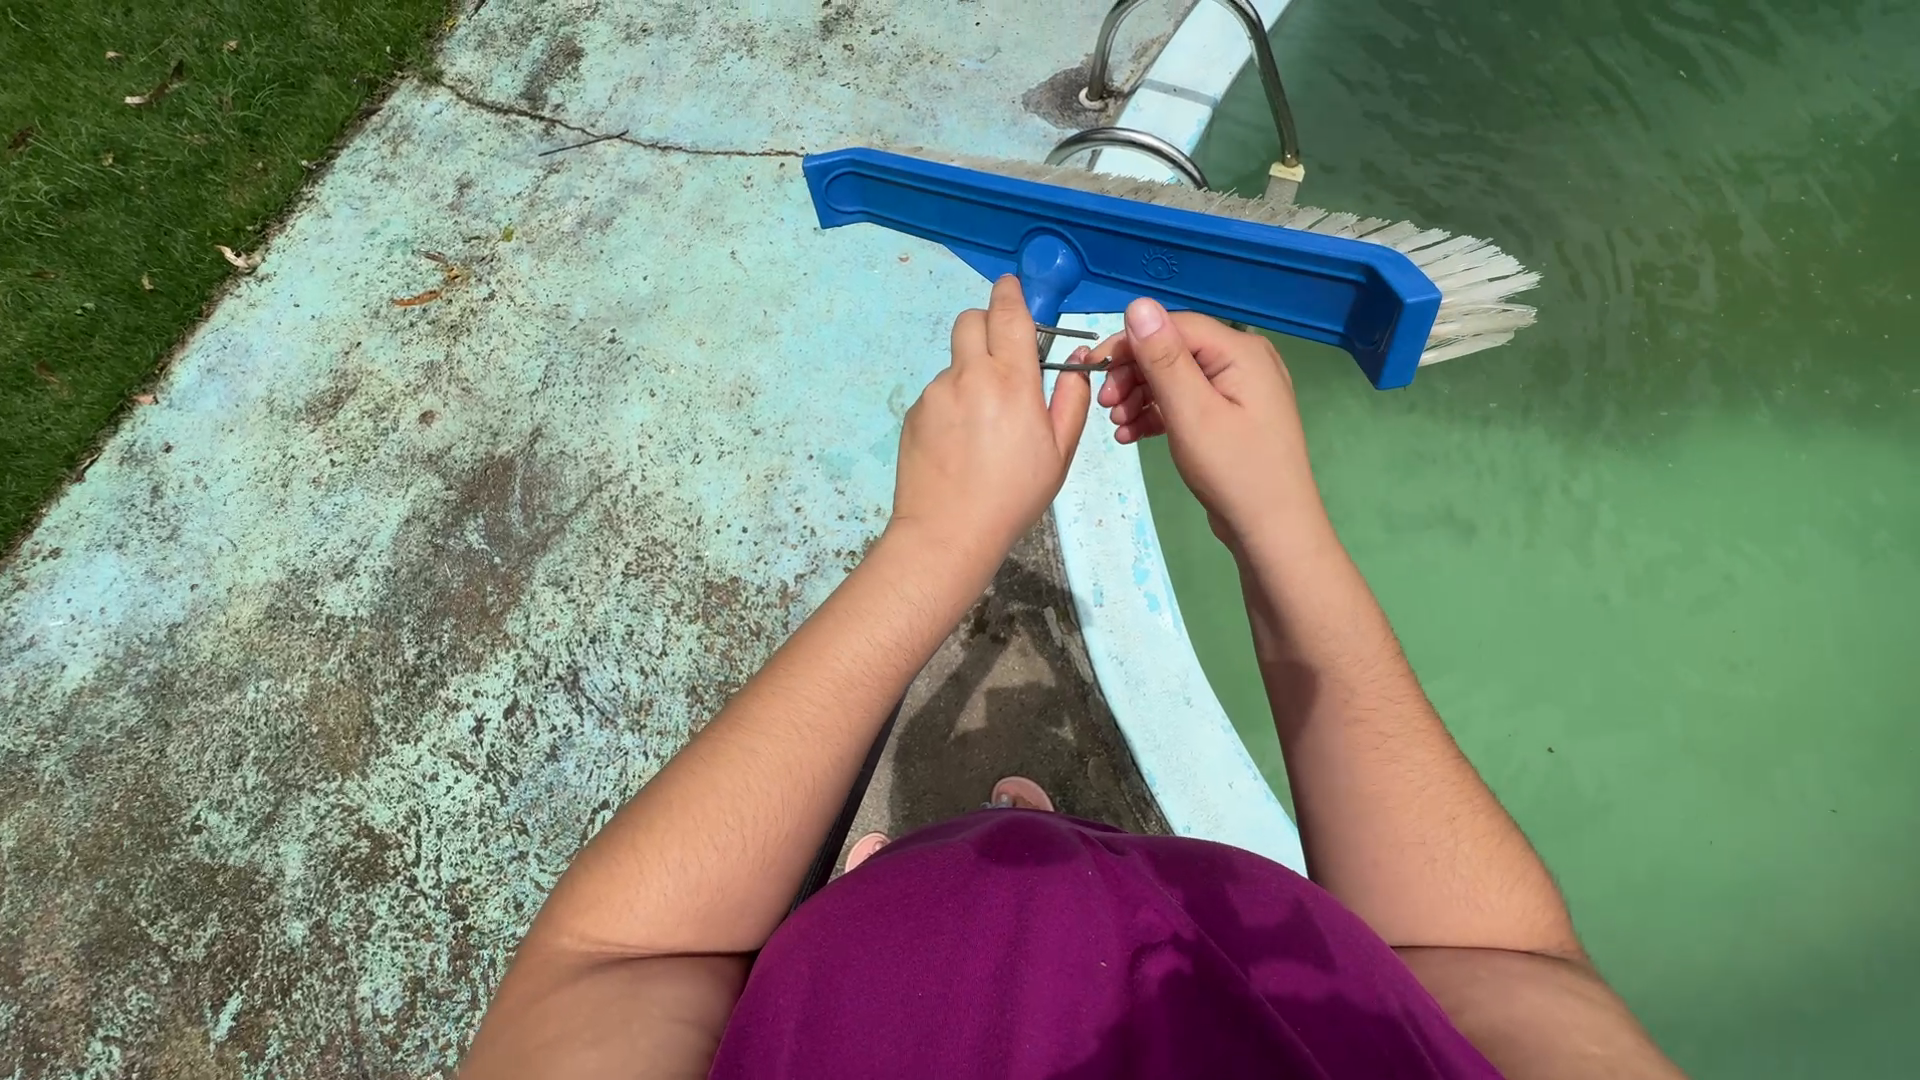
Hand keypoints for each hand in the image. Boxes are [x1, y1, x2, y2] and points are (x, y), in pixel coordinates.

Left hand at [888, 276, 1092, 567]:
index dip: (1010, 292)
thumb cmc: (1014, 496)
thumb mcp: (1059, 452)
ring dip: (969, 375)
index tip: (1010, 287)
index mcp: (1011, 380)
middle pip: (969, 320)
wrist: (948, 531)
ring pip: (953, 363)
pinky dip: (950, 405)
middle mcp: (968, 375)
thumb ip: (1071, 399)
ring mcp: (935, 393)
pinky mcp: (914, 413)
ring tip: (979, 427)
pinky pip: (937, 394)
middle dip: (985, 326)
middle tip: (999, 357)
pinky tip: (957, 444)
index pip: (1007, 312)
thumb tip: (1076, 360)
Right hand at [1094, 298, 1324, 547]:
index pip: (1172, 326)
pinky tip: (1131, 435)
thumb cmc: (1233, 470)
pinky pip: (1186, 403)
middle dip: (1133, 374)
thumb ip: (1163, 358)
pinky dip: (1156, 415)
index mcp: (1240, 351)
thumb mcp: (1191, 412)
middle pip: (1173, 350)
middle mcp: (1243, 361)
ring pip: (1176, 378)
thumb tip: (1137, 304)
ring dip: (1140, 396)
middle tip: (1104, 404)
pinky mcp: (1230, 416)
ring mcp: (1239, 390)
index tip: (1093, 368)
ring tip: (1116, 425)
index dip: (1129, 342)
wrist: (1271, 530)